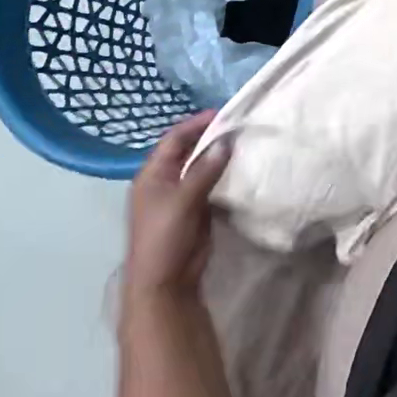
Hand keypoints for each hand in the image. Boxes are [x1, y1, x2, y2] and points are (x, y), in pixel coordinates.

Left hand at [124, 111, 230, 303]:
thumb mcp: (183, 200)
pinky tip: (242, 171)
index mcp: (152, 174)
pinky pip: (211, 188)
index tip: (222, 114)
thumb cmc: (165, 237)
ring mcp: (180, 197)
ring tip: (244, 144)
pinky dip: (224, 178)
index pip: (174, 139)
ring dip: (219, 158)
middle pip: (188, 152)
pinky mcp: (196, 212)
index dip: (196, 125)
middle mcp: (165, 181)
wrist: (165, 283)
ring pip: (201, 169)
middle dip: (210, 139)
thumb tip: (225, 142)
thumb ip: (204, 170)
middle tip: (238, 127)